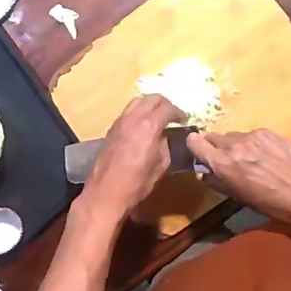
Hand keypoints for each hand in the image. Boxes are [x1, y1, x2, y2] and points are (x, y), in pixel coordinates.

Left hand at [82, 95, 186, 215]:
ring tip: (156, 117)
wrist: (107, 191)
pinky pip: (127, 111)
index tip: (184, 119)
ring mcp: (120, 121)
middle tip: (172, 115)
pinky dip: (138, 112)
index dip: (179, 112)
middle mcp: (133, 118)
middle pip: (152, 98)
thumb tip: (165, 135)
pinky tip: (141, 126)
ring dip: (149, 105)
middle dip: (165, 104)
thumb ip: (165, 144)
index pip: (168, 108)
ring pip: (137, 101)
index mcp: (149, 126)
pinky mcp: (111, 128)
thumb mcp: (161, 164)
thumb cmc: (138, 182)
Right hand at [187, 129, 290, 227]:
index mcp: (221, 162)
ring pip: (235, 136)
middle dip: (217, 146)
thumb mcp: (235, 196)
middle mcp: (233, 144)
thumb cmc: (266, 201)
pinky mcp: (268, 132)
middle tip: (228, 158)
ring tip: (252, 159)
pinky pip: (254, 135)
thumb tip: (205, 172)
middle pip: (215, 137)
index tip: (200, 150)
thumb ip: (216, 180)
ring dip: (237, 145)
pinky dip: (256, 143)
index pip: (195, 142)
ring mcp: (252, 136)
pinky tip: (268, 155)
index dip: (195, 145)